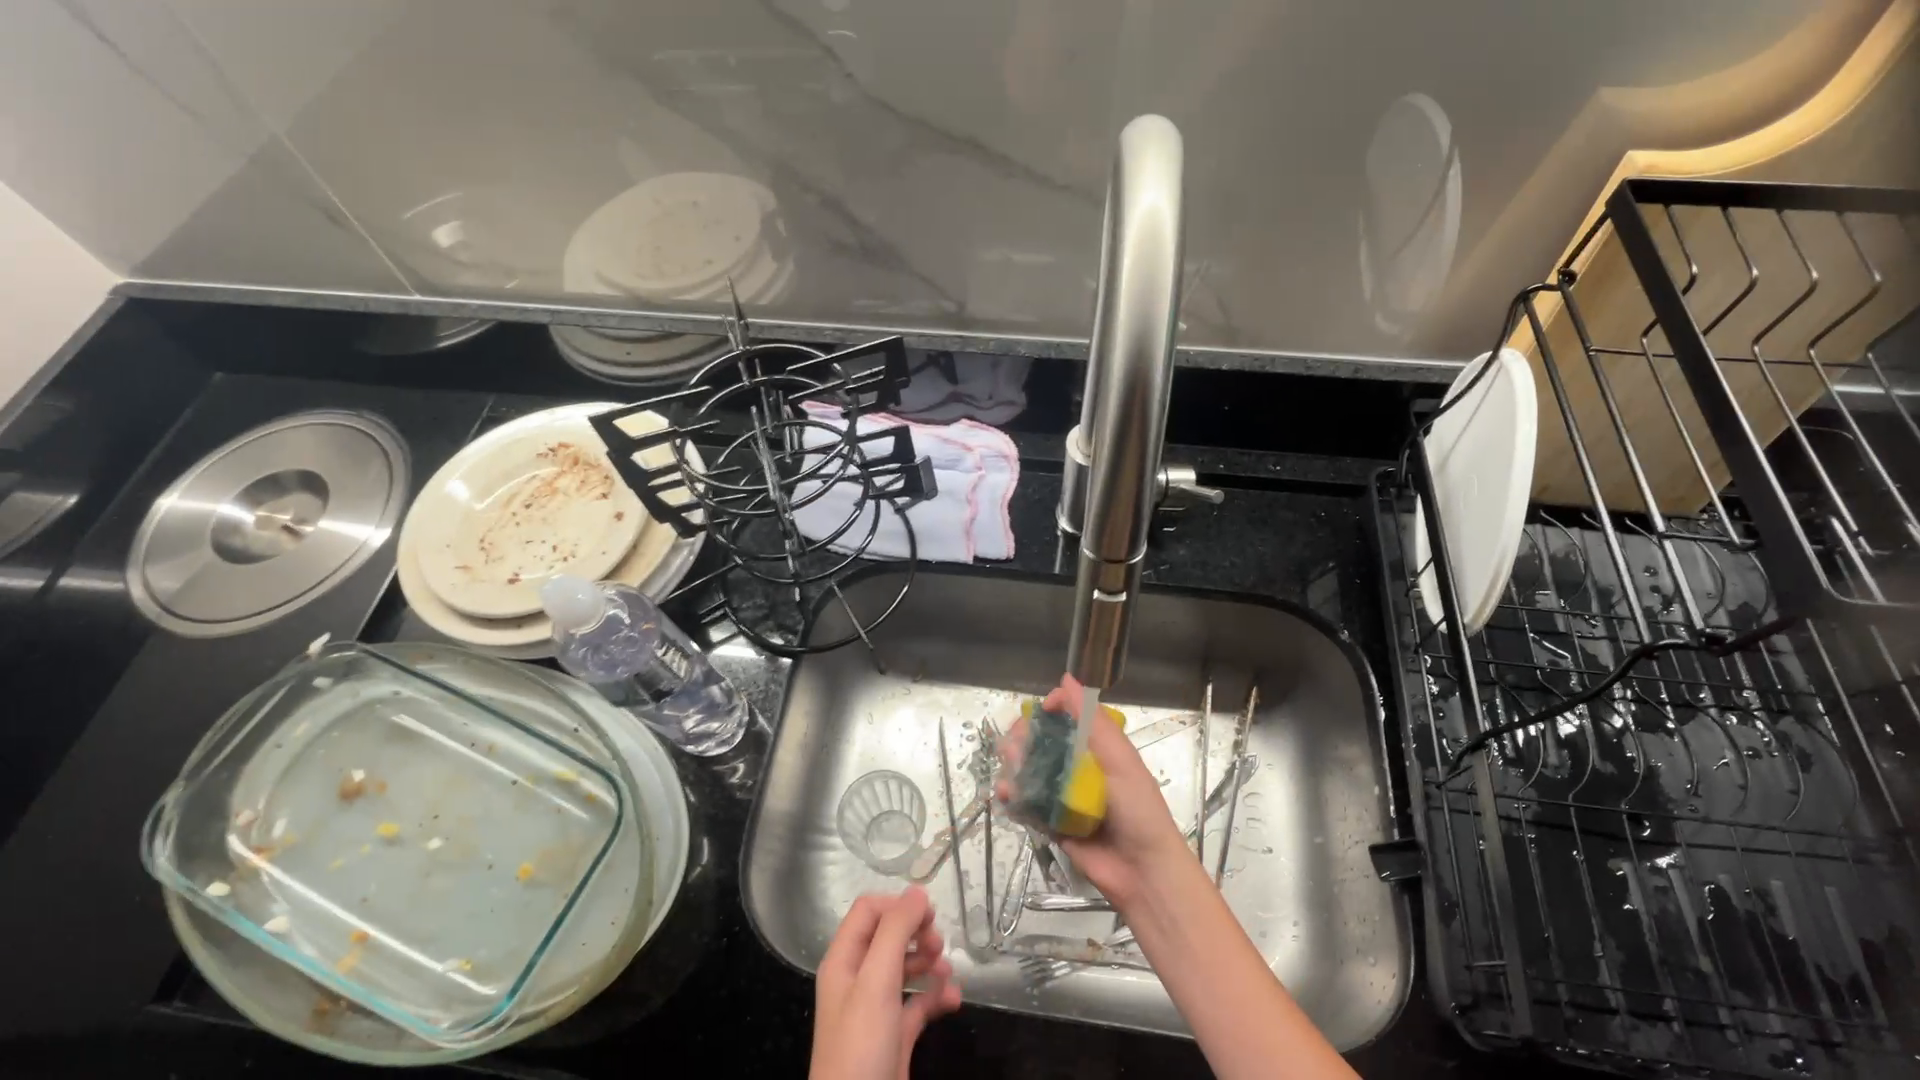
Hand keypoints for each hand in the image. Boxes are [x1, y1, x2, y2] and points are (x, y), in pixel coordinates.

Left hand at [811, 886, 961, 1079]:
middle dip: (917, 933)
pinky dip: (936, 997)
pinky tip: (953, 999)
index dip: (898, 906)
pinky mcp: (895, 1036)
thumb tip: (917, 891)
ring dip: (929, 962)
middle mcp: (857, 979)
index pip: (868, 911)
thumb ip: (895, 931)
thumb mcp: (876, 981)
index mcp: (843, 960)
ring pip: (905, 969)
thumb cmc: (861, 1044)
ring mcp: (876, 1009)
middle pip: (888, 937)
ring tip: (947, 971)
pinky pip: (918, 1004)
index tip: (929, 914)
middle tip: (939, 943)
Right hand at [998, 675, 1192, 910]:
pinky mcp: (1051, 823)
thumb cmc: (1138, 812)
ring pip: (1029, 771)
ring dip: (1013, 766)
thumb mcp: (1120, 761)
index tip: (1040, 710)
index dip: (1052, 708)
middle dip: (1024, 738)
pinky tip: (1005, 793)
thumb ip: (1092, 721)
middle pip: (1043, 742)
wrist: (1142, 872)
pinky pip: (1026, 804)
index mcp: (1100, 749)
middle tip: (1015, 745)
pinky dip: (1011, 797)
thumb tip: (1067, 679)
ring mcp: (1064, 797)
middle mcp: (1080, 769)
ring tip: (1010, 771)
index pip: (1070, 717)